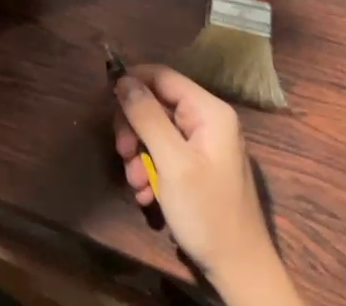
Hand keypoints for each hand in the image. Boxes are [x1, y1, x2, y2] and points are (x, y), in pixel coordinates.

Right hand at [115, 65, 297, 302]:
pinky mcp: (197, 167)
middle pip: (155, 104)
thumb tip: (122, 78)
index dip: (131, 83)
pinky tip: (147, 194)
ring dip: (138, 155)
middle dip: (133, 128)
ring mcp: (203, 145)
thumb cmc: (207, 212)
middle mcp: (208, 121)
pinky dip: (150, 170)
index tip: (106, 104)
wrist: (238, 269)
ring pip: (155, 131)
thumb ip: (147, 116)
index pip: (161, 75)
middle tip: (123, 153)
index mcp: (209, 112)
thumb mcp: (172, 162)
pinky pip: (164, 153)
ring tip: (137, 185)